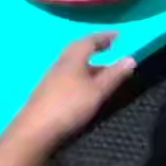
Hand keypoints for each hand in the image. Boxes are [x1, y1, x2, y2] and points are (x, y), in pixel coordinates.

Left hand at [0, 33, 136, 153]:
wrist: (35, 130)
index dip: (104, 37)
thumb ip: (114, 75)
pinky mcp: (45, 91)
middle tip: (107, 47)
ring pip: (71, 63)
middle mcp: (60, 63)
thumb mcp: (97, 91)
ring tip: (100, 69)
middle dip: (93, 46)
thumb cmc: (69, 106)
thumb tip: (131, 58)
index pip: (89, 41)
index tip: (117, 35)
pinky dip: (78, 73)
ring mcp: (50, 77)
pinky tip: (83, 86)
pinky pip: (66, 74)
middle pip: (77, 49)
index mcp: (73, 58)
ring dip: (86, 62)